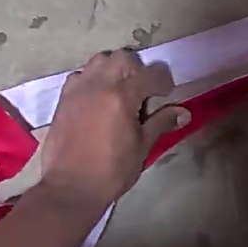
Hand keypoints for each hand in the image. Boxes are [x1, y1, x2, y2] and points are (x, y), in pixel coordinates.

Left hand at [30, 49, 189, 214]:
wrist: (71, 187)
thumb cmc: (113, 170)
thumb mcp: (143, 146)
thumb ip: (161, 122)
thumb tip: (184, 113)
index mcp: (122, 96)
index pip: (150, 75)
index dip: (163, 82)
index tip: (166, 94)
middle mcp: (98, 86)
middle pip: (121, 58)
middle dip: (136, 69)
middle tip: (142, 90)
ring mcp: (77, 90)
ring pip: (98, 61)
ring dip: (113, 69)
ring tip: (119, 90)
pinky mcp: (63, 100)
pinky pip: (80, 76)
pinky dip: (92, 79)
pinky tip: (98, 99)